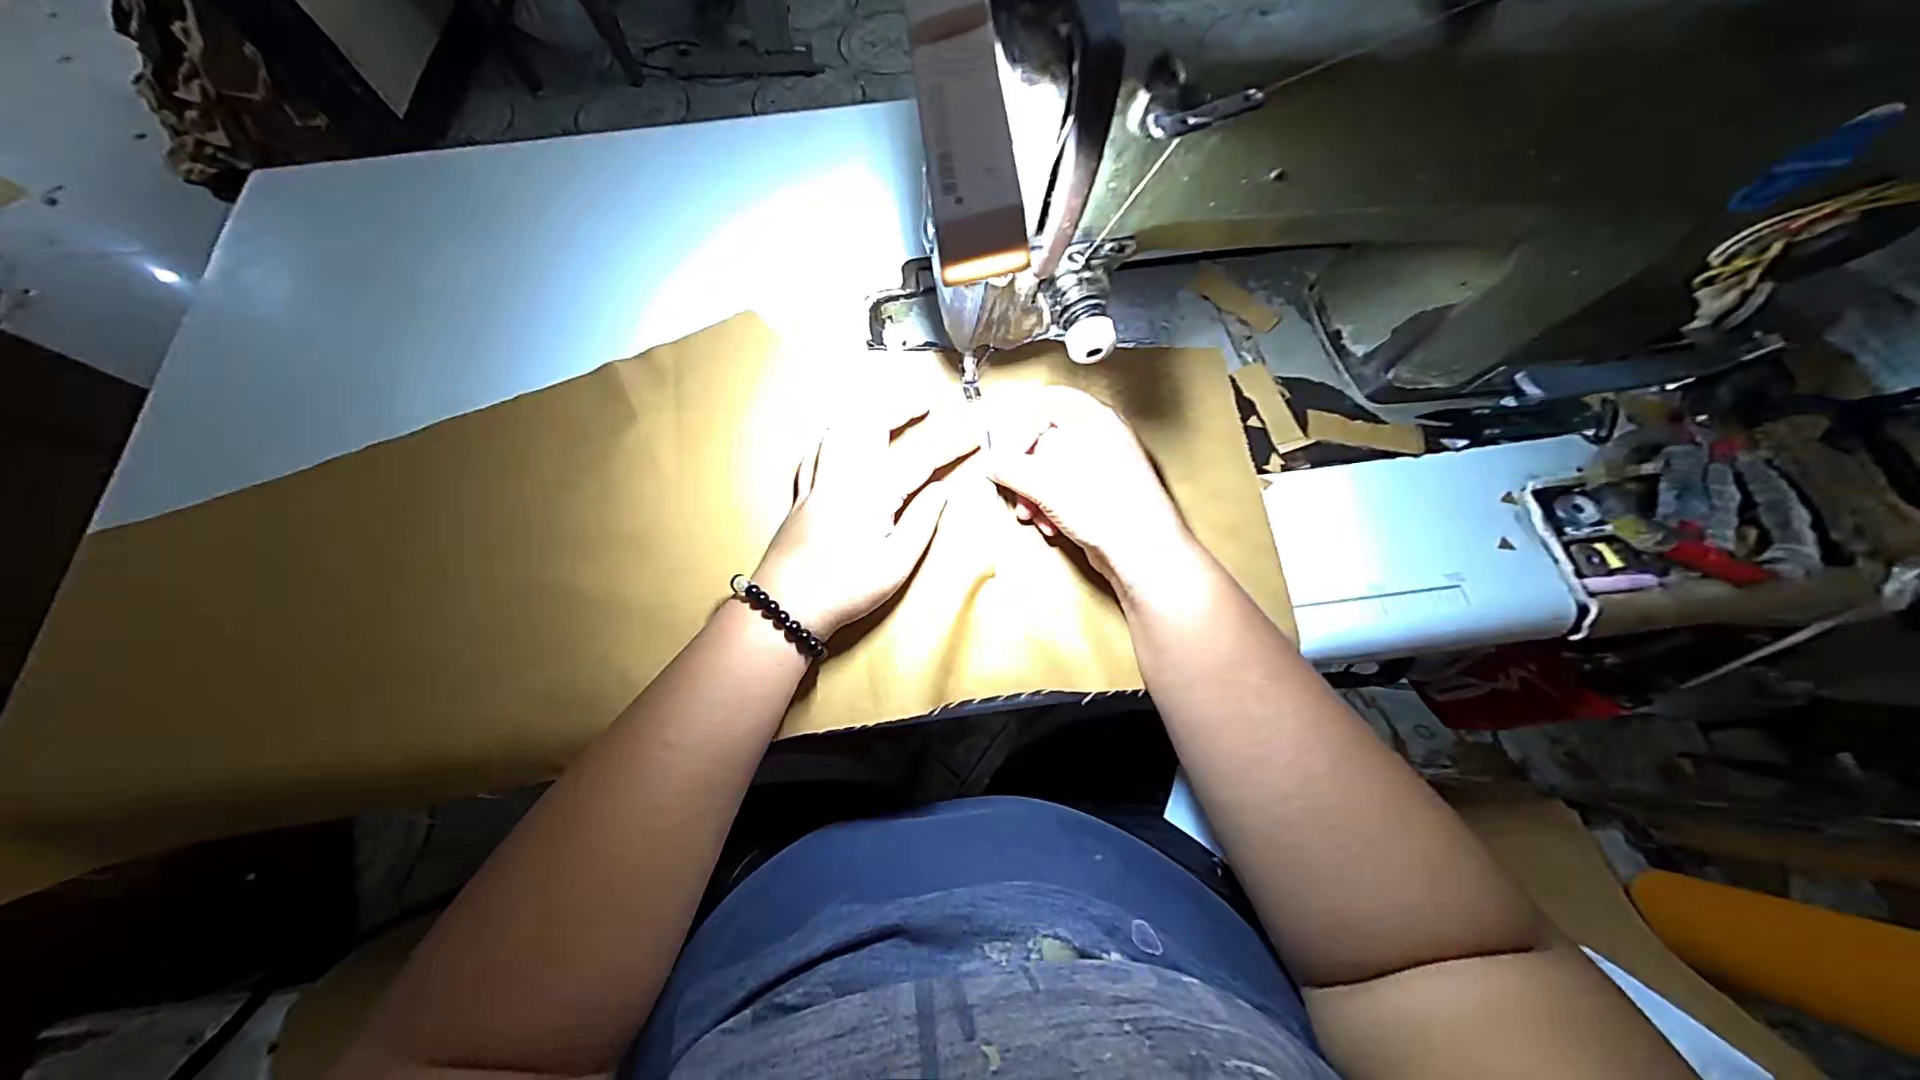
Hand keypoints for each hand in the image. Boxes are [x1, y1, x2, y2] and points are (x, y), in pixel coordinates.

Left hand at [751, 400, 978, 637]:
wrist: (787, 606)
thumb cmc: (844, 590)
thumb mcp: (897, 563)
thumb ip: (922, 522)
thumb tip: (943, 492)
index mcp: (873, 493)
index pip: (921, 458)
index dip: (950, 445)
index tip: (971, 437)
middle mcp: (843, 478)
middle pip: (871, 425)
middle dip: (900, 407)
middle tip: (922, 403)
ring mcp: (818, 483)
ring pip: (839, 431)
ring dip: (864, 414)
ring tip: (882, 411)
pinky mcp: (801, 496)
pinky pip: (815, 452)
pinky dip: (832, 438)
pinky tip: (837, 441)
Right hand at [985, 386, 1201, 590]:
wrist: (1144, 552)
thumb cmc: (1115, 512)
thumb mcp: (1045, 484)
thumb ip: (1011, 469)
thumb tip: (994, 464)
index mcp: (1093, 419)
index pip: (1043, 403)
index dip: (1016, 427)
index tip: (1001, 450)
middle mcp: (1102, 437)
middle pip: (1046, 439)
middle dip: (1023, 468)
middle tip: (1013, 483)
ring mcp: (1105, 465)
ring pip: (1054, 467)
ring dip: (1034, 491)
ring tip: (1031, 509)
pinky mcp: (1104, 493)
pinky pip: (1067, 488)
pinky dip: (1051, 504)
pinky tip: (1049, 521)